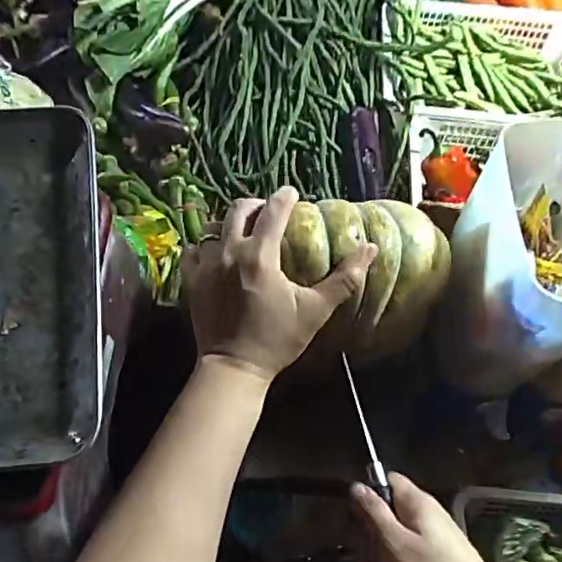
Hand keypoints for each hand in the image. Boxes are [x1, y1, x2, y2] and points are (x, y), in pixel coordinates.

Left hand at [184, 187, 374, 380]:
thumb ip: (344, 279)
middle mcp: (229, 253)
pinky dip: (203, 247)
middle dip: (256, 205)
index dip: (285, 197)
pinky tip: (212, 254)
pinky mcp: (192, 283)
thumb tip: (369, 249)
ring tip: (241, 232)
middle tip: (268, 211)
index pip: (273, 210)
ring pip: (213, 229)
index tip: (292, 194)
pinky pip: (193, 252)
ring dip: (229, 224)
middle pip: (239, 210)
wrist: (233, 367)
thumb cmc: (276, 340)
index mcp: (260, 255)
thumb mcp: (315, 311)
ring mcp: (206, 267)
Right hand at [350, 473, 521, 561]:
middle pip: (391, 512)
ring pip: (397, 538)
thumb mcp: (395, 545)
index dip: (367, 493)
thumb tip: (357, 486)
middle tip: (366, 553)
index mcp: (420, 504)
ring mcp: (439, 541)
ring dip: (383, 556)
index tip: (354, 516)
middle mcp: (431, 517)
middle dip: (372, 530)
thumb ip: (374, 514)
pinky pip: (410, 558)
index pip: (388, 480)